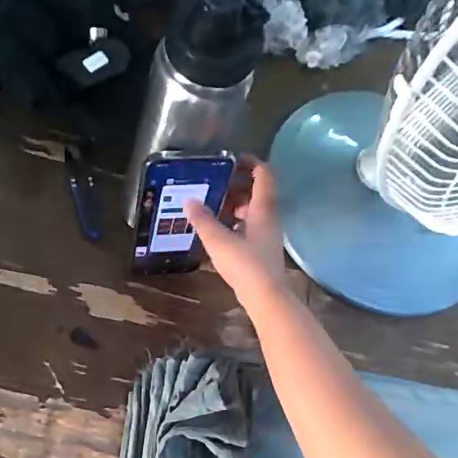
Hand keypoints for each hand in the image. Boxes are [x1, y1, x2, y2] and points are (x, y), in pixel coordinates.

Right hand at [184, 161, 287, 307]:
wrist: (267, 298)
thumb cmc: (246, 265)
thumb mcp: (219, 241)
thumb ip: (203, 220)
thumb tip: (189, 200)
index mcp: (263, 208)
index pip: (263, 174)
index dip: (249, 162)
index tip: (228, 159)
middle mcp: (269, 218)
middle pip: (256, 191)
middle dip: (235, 185)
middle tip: (212, 184)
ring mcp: (267, 235)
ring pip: (252, 210)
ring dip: (234, 205)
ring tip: (210, 206)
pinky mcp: (262, 250)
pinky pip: (250, 227)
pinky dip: (235, 222)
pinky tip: (218, 231)